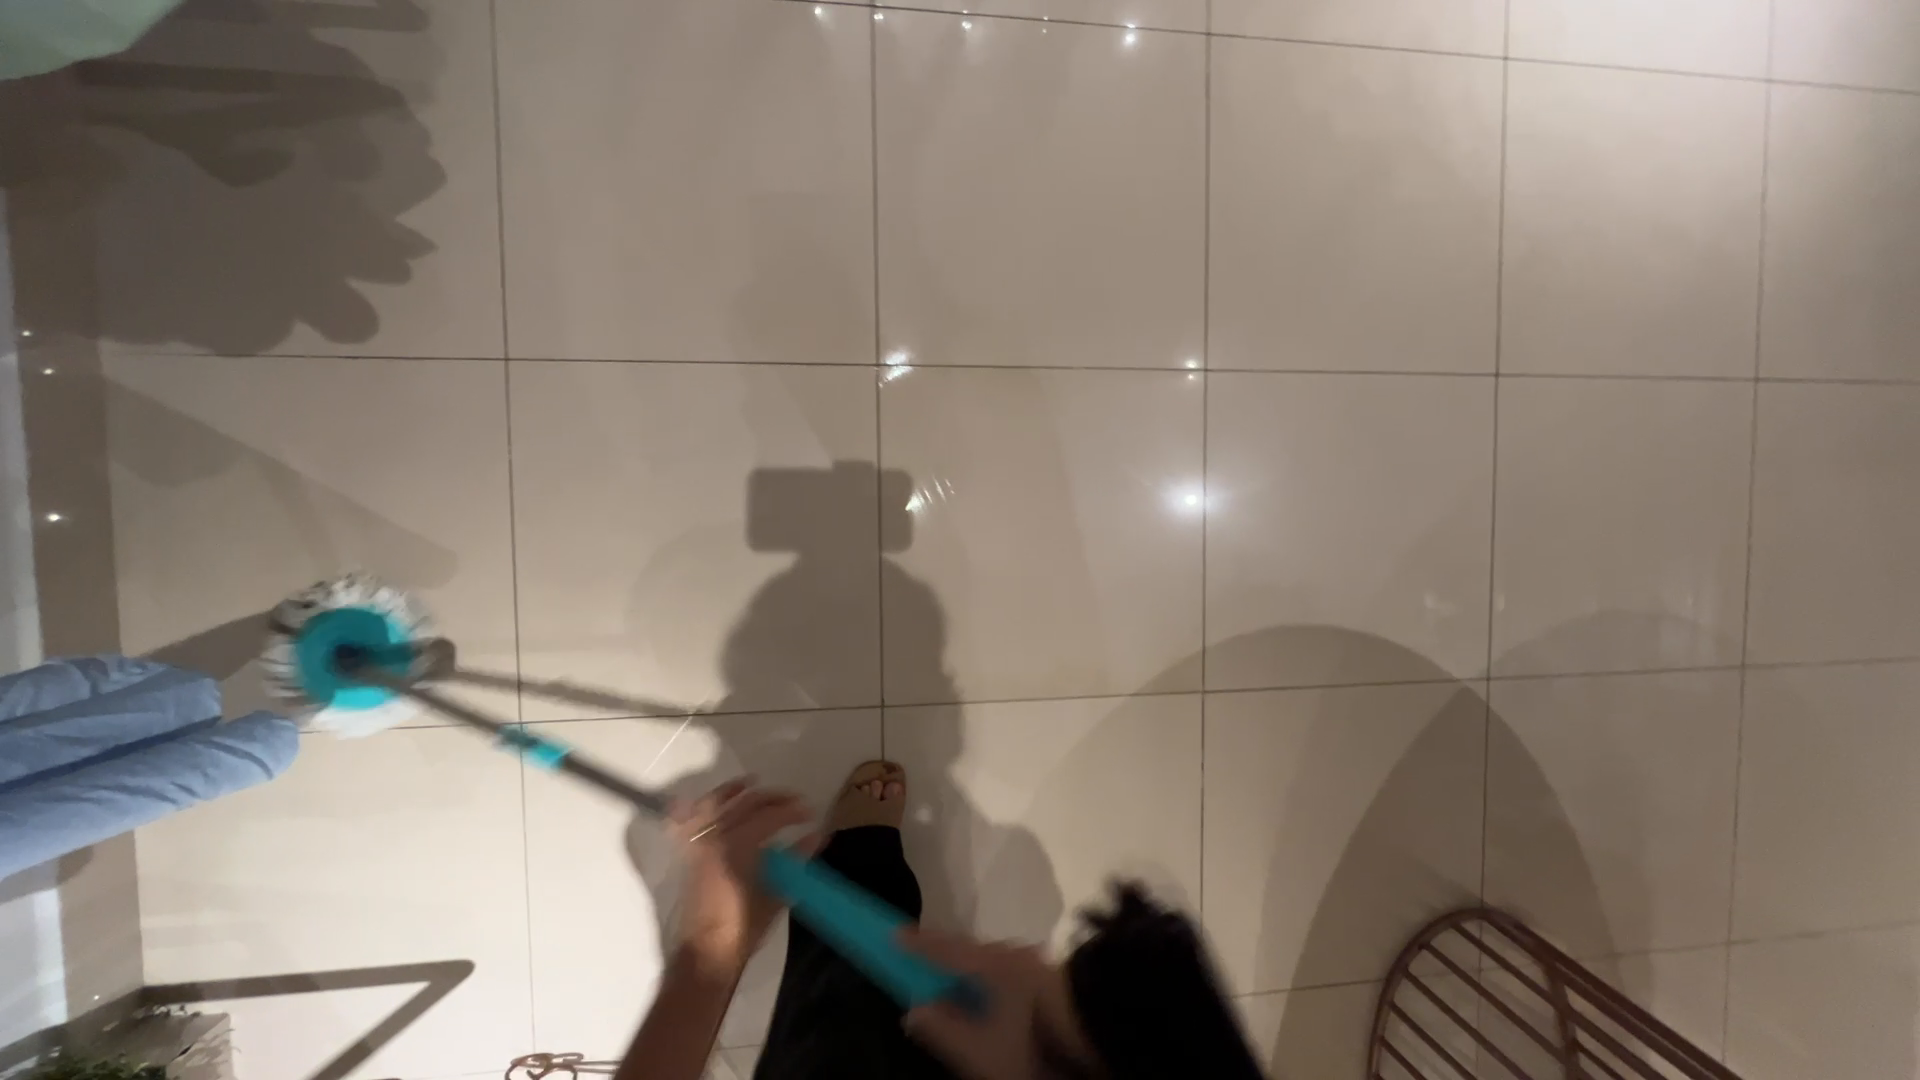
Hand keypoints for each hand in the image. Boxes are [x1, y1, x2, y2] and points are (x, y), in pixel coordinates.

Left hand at [669, 778, 817, 974]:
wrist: (705, 955)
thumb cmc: (743, 928)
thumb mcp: (776, 894)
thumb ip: (797, 860)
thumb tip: (819, 835)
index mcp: (738, 847)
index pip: (770, 816)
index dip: (793, 810)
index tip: (810, 812)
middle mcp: (715, 838)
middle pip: (745, 804)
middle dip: (772, 797)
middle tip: (792, 800)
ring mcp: (697, 845)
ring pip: (713, 805)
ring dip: (732, 791)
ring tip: (750, 784)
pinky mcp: (688, 857)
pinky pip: (686, 823)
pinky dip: (693, 809)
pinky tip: (702, 802)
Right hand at [898, 928, 1098, 1079]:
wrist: (1102, 1030)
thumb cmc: (1036, 1043)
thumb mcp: (983, 1052)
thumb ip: (943, 1030)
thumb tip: (913, 1009)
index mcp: (989, 962)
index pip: (943, 948)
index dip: (916, 943)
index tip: (893, 934)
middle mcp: (1010, 952)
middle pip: (968, 955)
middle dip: (947, 966)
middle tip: (928, 979)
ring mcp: (1034, 961)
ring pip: (992, 965)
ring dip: (974, 980)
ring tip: (964, 1003)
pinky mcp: (1051, 976)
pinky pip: (1009, 974)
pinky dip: (994, 986)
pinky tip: (996, 1008)